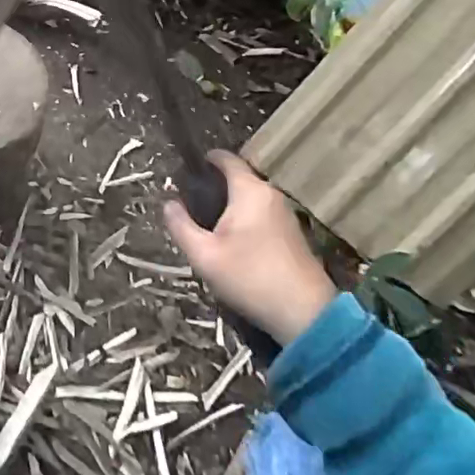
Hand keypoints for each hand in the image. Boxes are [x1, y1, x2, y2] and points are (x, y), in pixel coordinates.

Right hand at [163, 150, 336, 344]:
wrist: (306, 315)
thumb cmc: (250, 277)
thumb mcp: (204, 255)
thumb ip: (181, 225)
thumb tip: (168, 204)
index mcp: (249, 190)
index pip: (227, 159)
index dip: (206, 159)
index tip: (188, 171)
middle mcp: (270, 194)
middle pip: (238, 178)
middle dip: (215, 186)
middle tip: (192, 205)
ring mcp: (286, 214)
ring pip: (251, 198)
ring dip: (231, 205)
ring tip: (209, 226)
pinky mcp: (293, 234)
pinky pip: (263, 213)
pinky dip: (246, 219)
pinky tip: (234, 243)